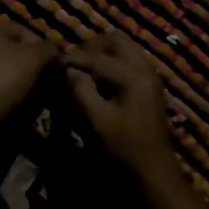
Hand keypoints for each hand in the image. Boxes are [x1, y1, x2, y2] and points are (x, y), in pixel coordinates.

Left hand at [0, 16, 55, 139]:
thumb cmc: (1, 81)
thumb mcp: (35, 59)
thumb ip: (50, 48)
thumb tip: (56, 50)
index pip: (23, 31)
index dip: (42, 50)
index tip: (53, 68)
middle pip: (8, 49)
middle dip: (28, 63)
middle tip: (43, 81)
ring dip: (15, 77)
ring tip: (29, 93)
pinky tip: (9, 102)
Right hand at [62, 33, 172, 174]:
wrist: (154, 168)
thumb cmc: (124, 146)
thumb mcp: (97, 121)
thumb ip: (81, 90)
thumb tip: (69, 70)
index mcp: (133, 75)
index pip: (97, 57)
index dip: (73, 58)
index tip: (54, 62)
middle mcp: (145, 68)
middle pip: (116, 40)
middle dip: (92, 46)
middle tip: (73, 61)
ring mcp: (151, 75)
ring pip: (125, 48)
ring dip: (103, 52)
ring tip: (84, 68)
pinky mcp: (151, 84)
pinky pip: (131, 60)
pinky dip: (114, 61)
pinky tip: (100, 78)